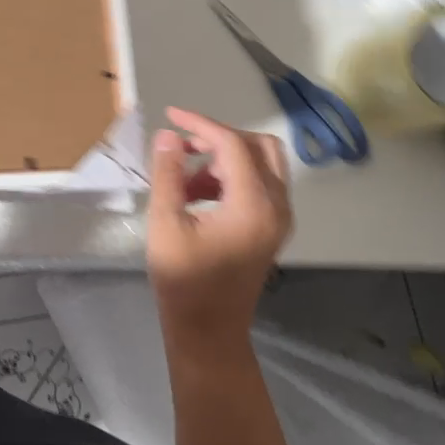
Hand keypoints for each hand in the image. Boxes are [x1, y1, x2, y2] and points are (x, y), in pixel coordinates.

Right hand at [145, 107, 292, 352]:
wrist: (207, 327)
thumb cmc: (183, 280)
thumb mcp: (165, 224)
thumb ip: (168, 176)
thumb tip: (168, 137)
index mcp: (253, 203)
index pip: (233, 145)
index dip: (200, 125)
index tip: (170, 116)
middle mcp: (277, 206)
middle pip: (260, 147)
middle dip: (220, 138)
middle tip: (182, 146)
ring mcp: (278, 219)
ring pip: (263, 166)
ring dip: (224, 159)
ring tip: (183, 178)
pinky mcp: (270, 229)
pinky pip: (259, 186)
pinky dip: (231, 178)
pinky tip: (197, 196)